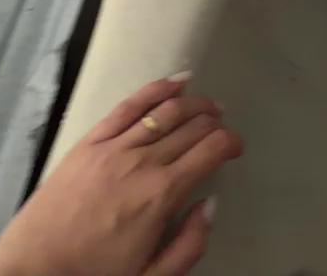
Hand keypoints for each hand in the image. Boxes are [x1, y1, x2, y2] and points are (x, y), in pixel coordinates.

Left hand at [0, 75, 244, 275]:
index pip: (212, 150)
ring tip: (208, 105)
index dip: (232, 143)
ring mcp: (114, 147)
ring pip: (167, 110)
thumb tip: (210, 205)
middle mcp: (143, 162)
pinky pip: (130, 106)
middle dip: (215, 124)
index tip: (236, 147)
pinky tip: (176, 81)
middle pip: (193, 127)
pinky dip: (157, 88)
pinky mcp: (90, 142)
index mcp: (161, 195)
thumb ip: (189, 246)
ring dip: (195, 102)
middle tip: (222, 128)